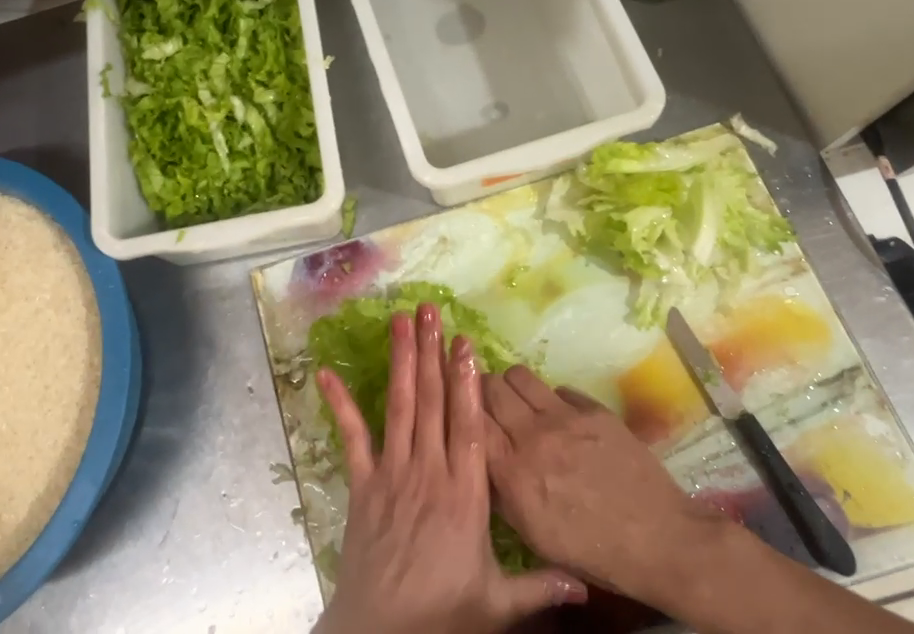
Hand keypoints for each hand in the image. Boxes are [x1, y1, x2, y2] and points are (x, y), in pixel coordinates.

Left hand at [314, 306, 587, 633]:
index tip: (466, 343)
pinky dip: (340, 405)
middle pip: (432, 403)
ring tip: (399, 323)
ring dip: (400, 363)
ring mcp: (392, 475)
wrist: (383, 631)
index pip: (468, 426)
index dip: (466, 382)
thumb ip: (541, 586)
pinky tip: (328, 373)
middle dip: (432, 354)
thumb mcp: (499, 603)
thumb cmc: (443, 613)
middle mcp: (429, 474)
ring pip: (399, 408)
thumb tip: (585, 582)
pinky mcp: (362, 485)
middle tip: (430, 311)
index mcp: (466, 495)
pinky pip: (351, 438)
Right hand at [482, 366, 723, 606]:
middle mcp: (533, 437)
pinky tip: (561, 418)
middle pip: (490, 387)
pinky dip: (552, 399)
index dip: (460, 408)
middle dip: (483, 389)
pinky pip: (559, 388)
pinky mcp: (594, 410)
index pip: (469, 418)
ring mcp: (565, 419)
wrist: (659, 541)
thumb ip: (501, 493)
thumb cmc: (592, 551)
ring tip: (520, 401)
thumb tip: (483, 462)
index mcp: (512, 473)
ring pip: (520, 376)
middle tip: (488, 401)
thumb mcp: (533, 535)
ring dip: (513, 385)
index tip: (458, 406)